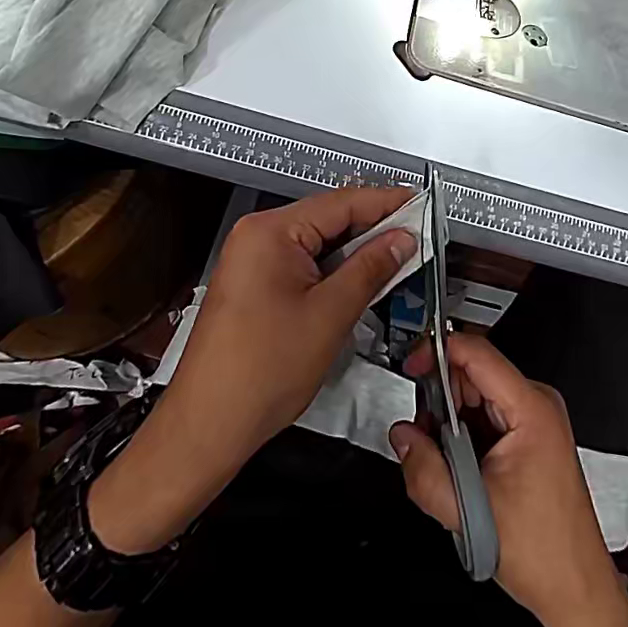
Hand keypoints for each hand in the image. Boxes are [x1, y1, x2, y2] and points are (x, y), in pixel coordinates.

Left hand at [89, 186, 417, 553]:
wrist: (208, 424)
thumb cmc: (254, 375)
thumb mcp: (330, 315)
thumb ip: (371, 269)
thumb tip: (399, 240)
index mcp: (269, 233)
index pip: (342, 202)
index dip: (387, 203)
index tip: (418, 205)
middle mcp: (256, 237)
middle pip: (330, 218)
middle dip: (375, 229)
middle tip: (415, 238)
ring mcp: (252, 259)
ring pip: (319, 243)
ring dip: (356, 252)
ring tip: (395, 262)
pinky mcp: (255, 282)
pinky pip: (304, 262)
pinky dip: (335, 270)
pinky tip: (360, 280)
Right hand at [391, 335, 627, 626]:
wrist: (574, 585)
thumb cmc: (545, 551)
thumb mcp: (470, 514)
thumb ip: (425, 472)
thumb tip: (404, 437)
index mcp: (532, 409)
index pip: (477, 352)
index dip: (438, 352)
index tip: (413, 364)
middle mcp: (537, 404)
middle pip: (472, 371)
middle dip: (439, 397)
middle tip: (424, 432)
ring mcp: (534, 417)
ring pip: (475, 393)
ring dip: (449, 419)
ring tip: (445, 459)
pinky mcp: (526, 432)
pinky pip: (484, 412)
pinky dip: (462, 431)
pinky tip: (460, 465)